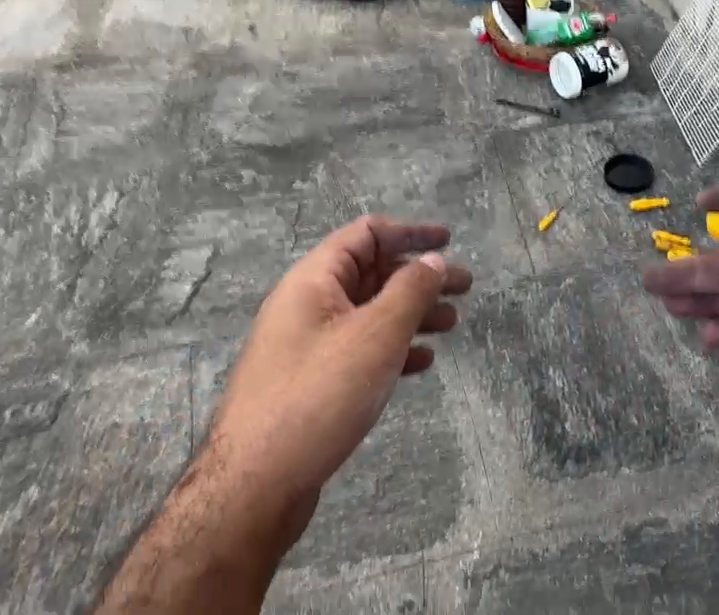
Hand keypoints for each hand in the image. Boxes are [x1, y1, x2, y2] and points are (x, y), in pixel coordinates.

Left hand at [203, 215, 472, 539]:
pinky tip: (421, 363)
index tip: (449, 241)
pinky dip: (393, 348)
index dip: (410, 232)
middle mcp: (306, 306)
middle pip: (371, 274)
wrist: (254, 486)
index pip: (366, 235)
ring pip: (368, 314)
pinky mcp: (310, 384)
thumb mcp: (376, 335)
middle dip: (419, 276)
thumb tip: (433, 259)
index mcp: (313, 281)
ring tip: (451, 324)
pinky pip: (359, 349)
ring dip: (412, 313)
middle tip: (464, 287)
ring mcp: (305, 347)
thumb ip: (410, 290)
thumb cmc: (319, 396)